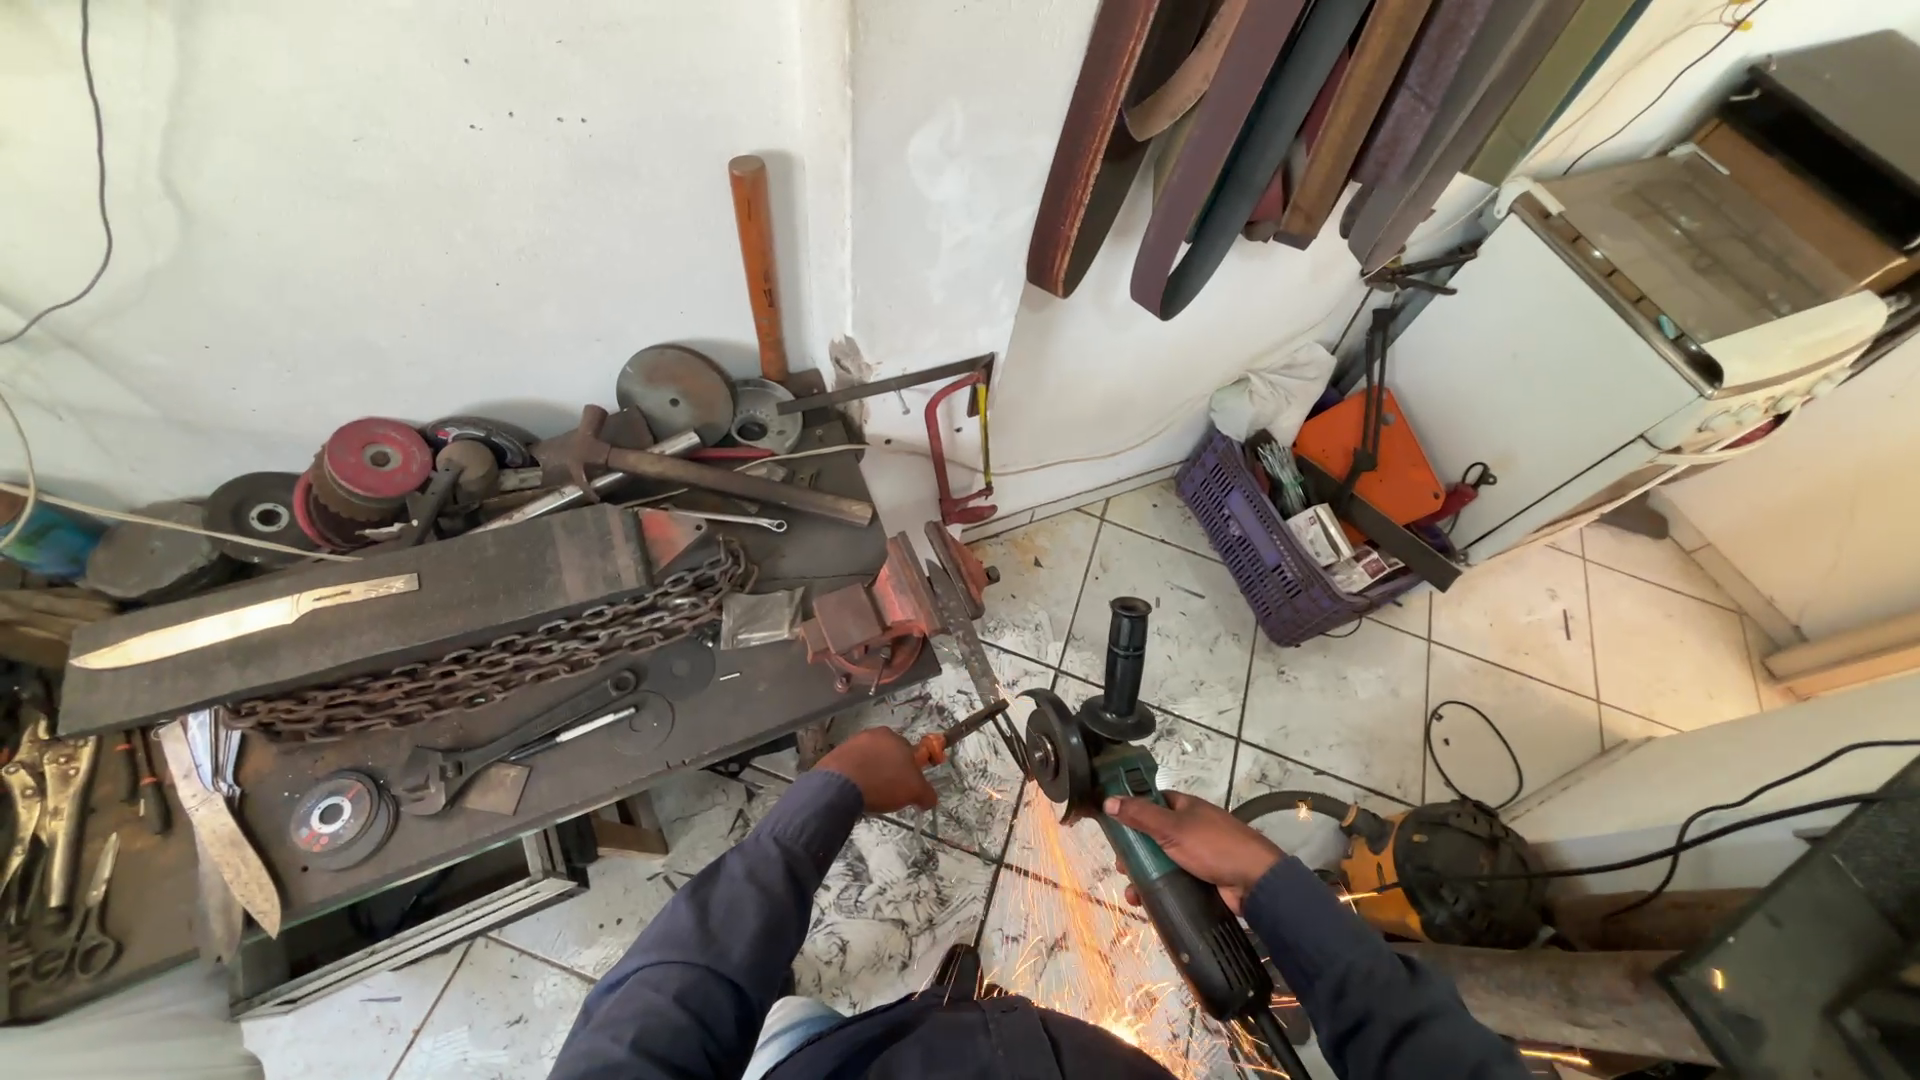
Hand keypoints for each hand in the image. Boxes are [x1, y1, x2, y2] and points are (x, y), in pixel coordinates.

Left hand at [816, 728, 938, 813]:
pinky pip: (852, 766)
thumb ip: (927, 793)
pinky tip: (855, 791)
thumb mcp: (914, 791)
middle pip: (888, 754)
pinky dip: (855, 777)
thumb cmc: (883, 783)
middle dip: (890, 770)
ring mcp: (853, 742)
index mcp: (895, 737)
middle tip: (889, 792)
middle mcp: (874, 734)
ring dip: (872, 773)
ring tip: (870, 794)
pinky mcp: (836, 754)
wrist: (840, 785)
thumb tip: (929, 799)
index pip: (909, 753)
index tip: (906, 788)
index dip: (910, 772)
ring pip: (869, 759)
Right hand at [1106, 792, 1282, 914]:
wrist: (1257, 883)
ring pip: (1161, 862)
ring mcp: (1197, 855)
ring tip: (1132, 894)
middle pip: (1152, 836)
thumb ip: (1140, 815)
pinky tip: (1147, 904)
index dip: (1131, 812)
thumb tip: (1108, 801)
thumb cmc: (1214, 846)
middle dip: (1134, 853)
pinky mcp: (1202, 879)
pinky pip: (1174, 882)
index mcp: (1184, 807)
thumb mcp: (1172, 828)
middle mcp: (1189, 827)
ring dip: (1143, 877)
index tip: (1113, 828)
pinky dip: (1159, 891)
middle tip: (1121, 867)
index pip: (1151, 802)